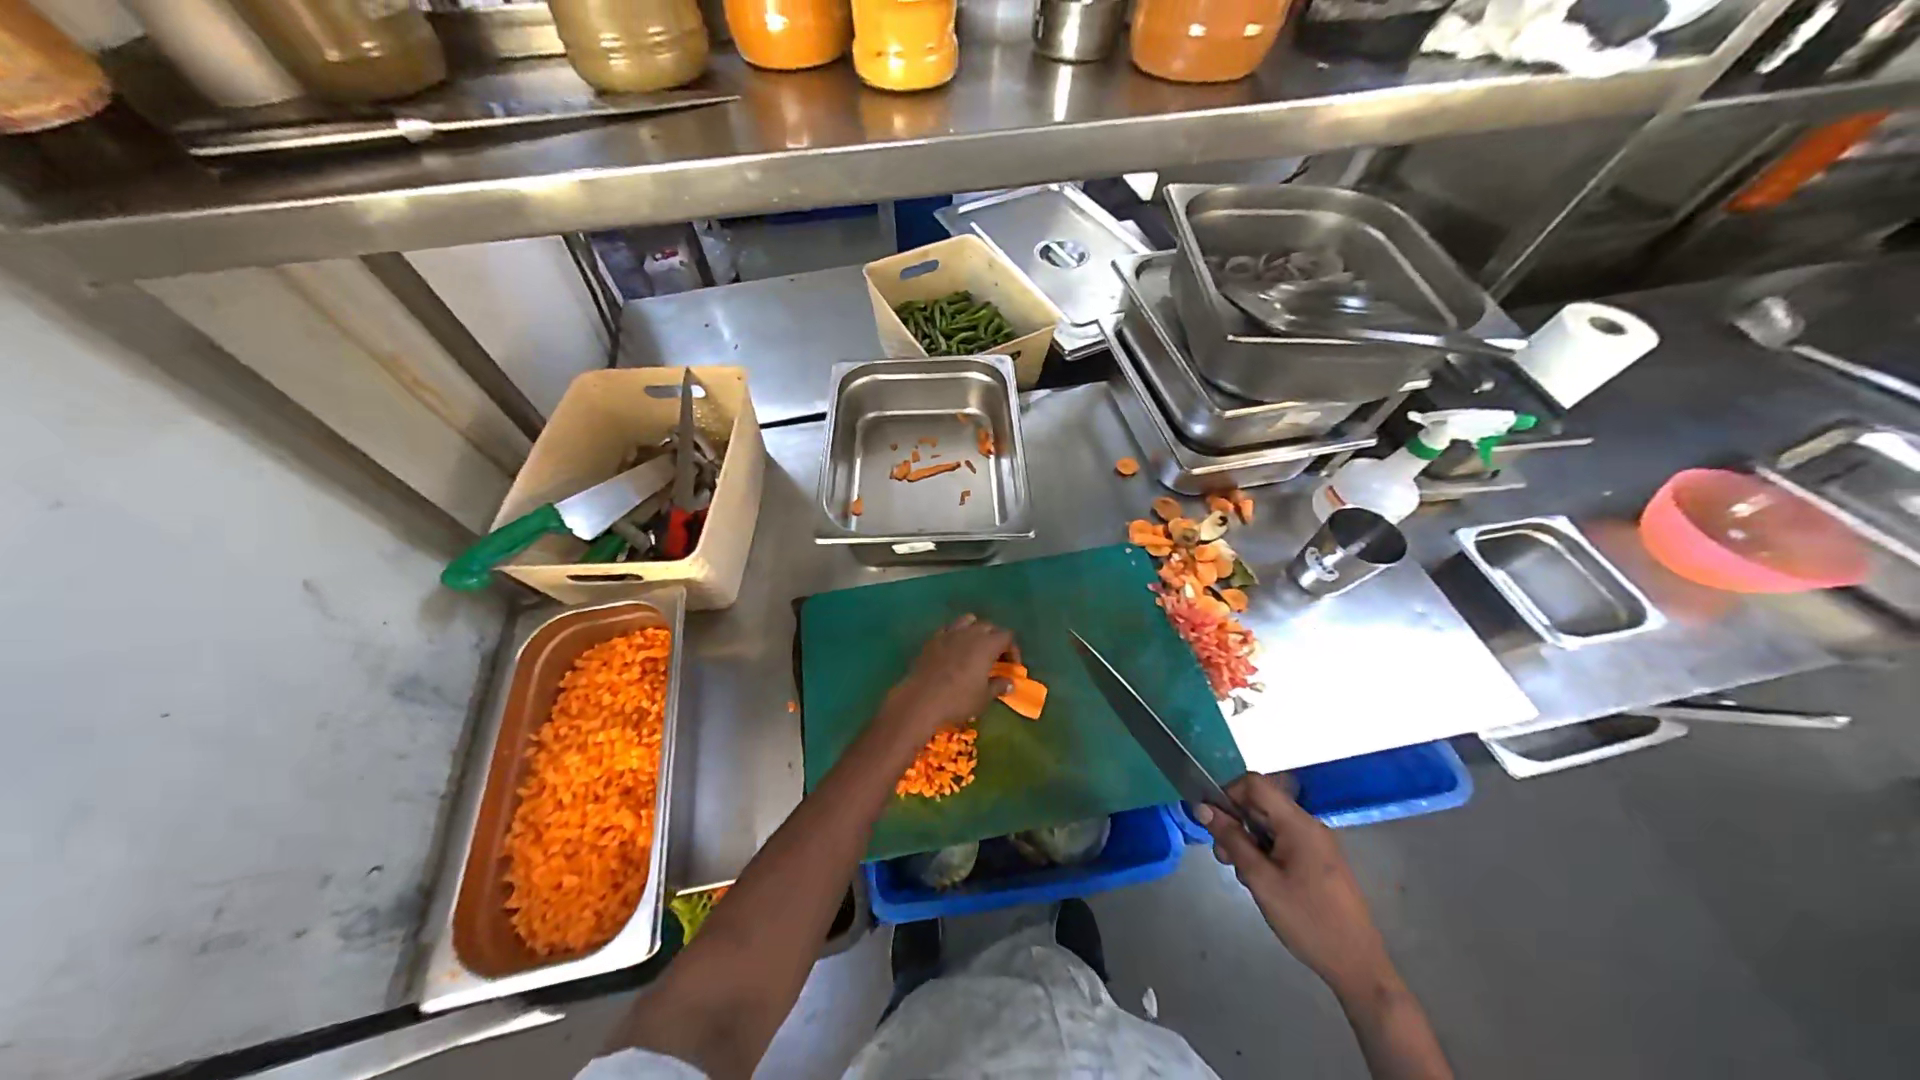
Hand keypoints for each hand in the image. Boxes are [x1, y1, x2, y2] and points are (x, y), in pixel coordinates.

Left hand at [877, 614, 1014, 741]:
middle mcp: (969, 633)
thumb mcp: (984, 698)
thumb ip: (998, 686)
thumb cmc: (958, 700)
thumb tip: (1009, 682)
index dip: (1013, 649)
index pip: (1007, 636)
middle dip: (996, 639)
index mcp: (987, 644)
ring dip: (975, 630)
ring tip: (975, 647)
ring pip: (967, 621)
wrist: (921, 700)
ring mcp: (949, 634)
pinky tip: (953, 650)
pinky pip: (948, 629)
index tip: (1012, 666)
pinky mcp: (932, 640)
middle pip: (989, 626)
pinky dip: (955, 635)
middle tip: (996, 658)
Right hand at [1199, 772, 1397, 1000]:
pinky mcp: (1319, 861)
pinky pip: (1283, 842)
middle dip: (1235, 824)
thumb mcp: (1261, 880)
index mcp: (1298, 824)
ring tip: (1244, 876)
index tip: (1214, 823)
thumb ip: (1231, 839)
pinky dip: (1265, 853)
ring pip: (1269, 826)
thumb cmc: (1307, 920)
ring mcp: (1317, 844)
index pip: (1255, 784)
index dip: (1228, 794)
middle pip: (1261, 805)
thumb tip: (1202, 808)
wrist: (1357, 965)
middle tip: (1225, 859)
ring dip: (1248, 842)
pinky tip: (1262, 882)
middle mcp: (1309, 826)